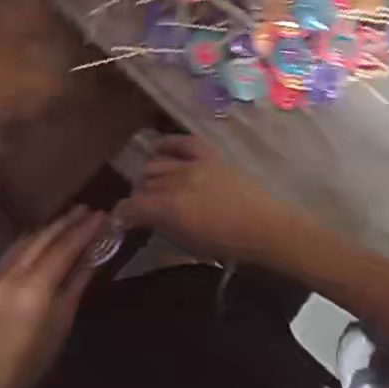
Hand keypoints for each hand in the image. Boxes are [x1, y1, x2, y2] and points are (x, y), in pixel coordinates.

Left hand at [0, 206, 107, 387]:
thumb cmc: (41, 353)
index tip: (101, 216)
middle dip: (67, 223)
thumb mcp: (65, 316)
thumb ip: (79, 279)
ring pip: (28, 241)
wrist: (2, 376)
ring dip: (50, 228)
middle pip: (44, 239)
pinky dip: (33, 240)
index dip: (83, 231)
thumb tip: (96, 252)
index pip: (64, 249)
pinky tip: (45, 236)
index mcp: (35, 287)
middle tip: (88, 210)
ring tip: (70, 219)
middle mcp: (14, 274)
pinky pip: (15, 251)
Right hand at [113, 135, 310, 265]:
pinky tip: (157, 149)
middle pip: (143, 185)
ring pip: (156, 166)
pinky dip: (167, 145)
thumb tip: (143, 218)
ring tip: (156, 190)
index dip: (122, 216)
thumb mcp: (188, 242)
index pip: (130, 206)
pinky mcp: (210, 156)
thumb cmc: (227, 244)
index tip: (123, 223)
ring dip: (151, 179)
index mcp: (169, 207)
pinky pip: (182, 143)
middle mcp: (176, 181)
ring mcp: (193, 165)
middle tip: (145, 211)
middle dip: (139, 199)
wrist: (266, 228)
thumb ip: (161, 226)